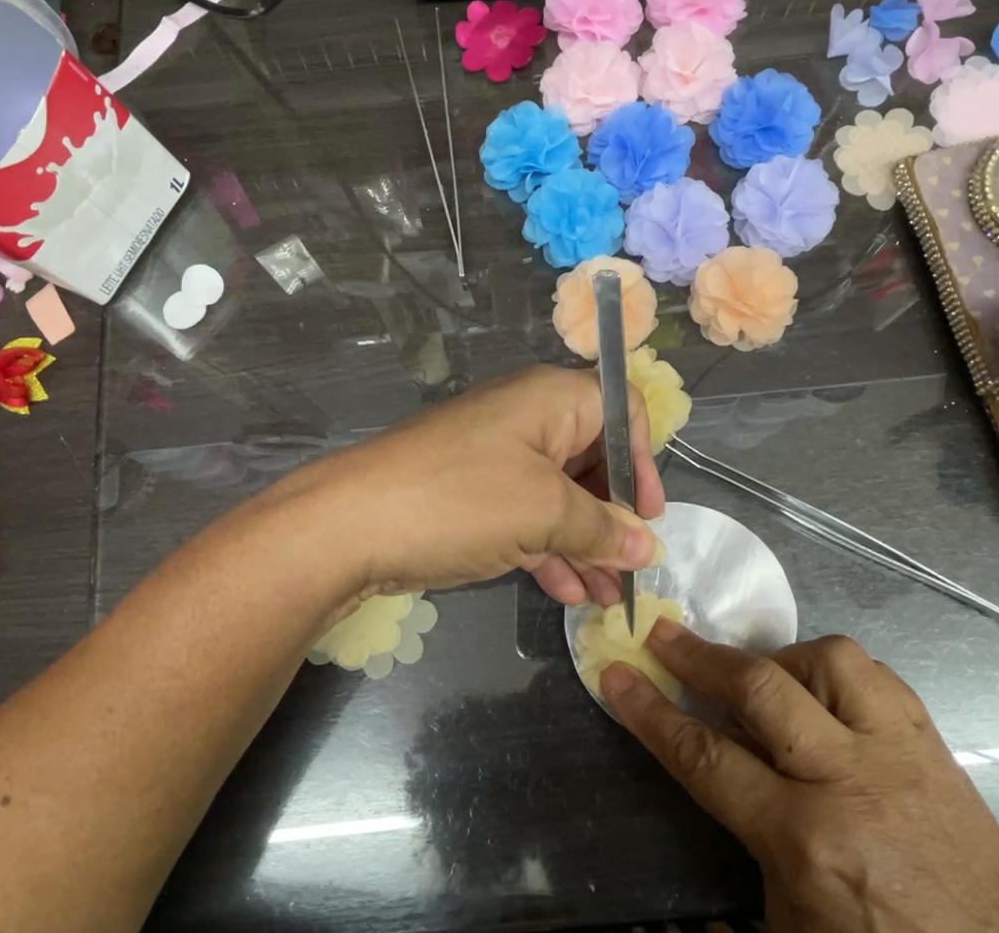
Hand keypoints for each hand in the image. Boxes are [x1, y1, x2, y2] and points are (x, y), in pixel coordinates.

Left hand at [283, 365, 664, 604]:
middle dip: (615, 516)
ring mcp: (493, 458)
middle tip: (630, 568)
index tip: (651, 515)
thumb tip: (646, 546)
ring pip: (558, 496)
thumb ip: (603, 529)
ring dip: (586, 545)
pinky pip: (524, 517)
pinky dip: (548, 551)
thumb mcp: (544, 513)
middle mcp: (526, 419)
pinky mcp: (469, 496)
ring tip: (608, 598)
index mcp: (550, 399)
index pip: (621, 409)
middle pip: (592, 458)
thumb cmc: (460, 501)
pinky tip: (569, 595)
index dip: (644, 459)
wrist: (347, 526)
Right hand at [602, 624, 998, 932]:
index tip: (617, 676)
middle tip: (663, 634)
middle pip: (762, 690)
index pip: (706, 757)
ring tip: (758, 677)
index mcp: (805, 838)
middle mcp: (850, 780)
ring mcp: (899, 753)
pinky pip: (877, 676)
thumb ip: (748, 845)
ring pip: (832, 662)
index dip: (651, 714)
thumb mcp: (791, 923)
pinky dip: (835, 672)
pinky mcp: (934, 743)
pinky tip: (819, 691)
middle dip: (701, 657)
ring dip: (781, 659)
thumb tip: (719, 777)